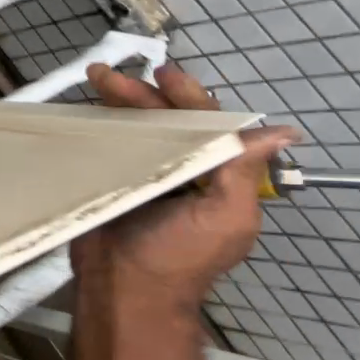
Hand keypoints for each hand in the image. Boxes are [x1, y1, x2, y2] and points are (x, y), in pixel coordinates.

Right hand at [74, 63, 298, 311]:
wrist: (123, 286)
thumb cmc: (178, 255)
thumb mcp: (225, 217)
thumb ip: (241, 173)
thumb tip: (280, 133)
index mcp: (214, 176)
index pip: (206, 126)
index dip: (188, 98)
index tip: (164, 73)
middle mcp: (178, 170)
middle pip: (162, 121)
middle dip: (138, 94)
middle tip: (107, 75)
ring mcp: (137, 174)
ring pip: (130, 128)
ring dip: (113, 102)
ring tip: (92, 79)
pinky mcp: (102, 179)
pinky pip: (101, 145)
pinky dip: (92, 125)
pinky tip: (80, 110)